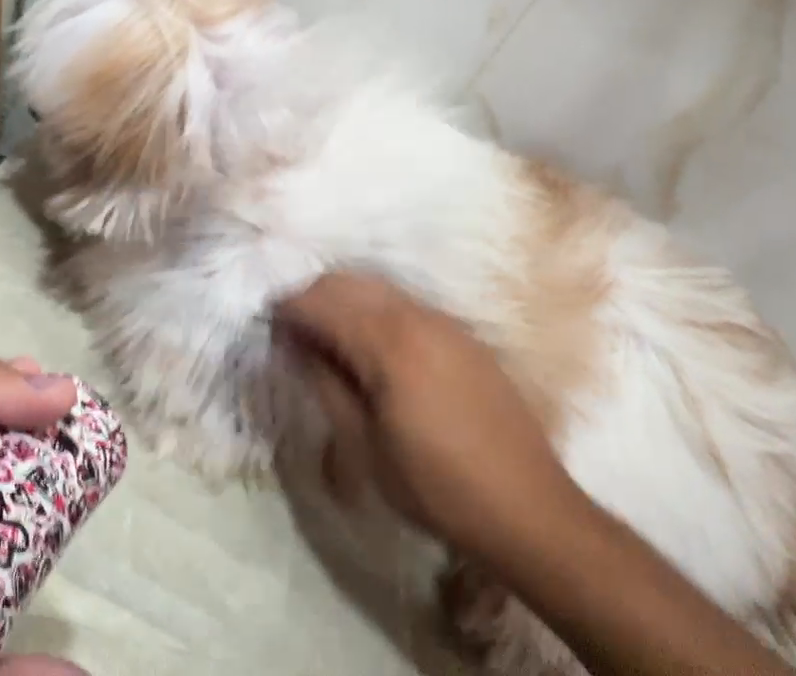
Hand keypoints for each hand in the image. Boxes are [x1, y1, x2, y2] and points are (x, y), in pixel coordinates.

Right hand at [273, 272, 588, 561]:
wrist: (528, 511)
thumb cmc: (434, 486)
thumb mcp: (363, 444)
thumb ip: (325, 384)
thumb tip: (297, 346)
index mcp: (389, 344)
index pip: (321, 303)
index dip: (287, 310)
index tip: (267, 326)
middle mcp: (419, 319)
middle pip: (349, 283)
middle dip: (313, 298)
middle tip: (292, 331)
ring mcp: (447, 325)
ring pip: (379, 290)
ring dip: (344, 302)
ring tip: (326, 339)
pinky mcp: (466, 340)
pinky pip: (407, 306)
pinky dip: (375, 312)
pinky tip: (370, 349)